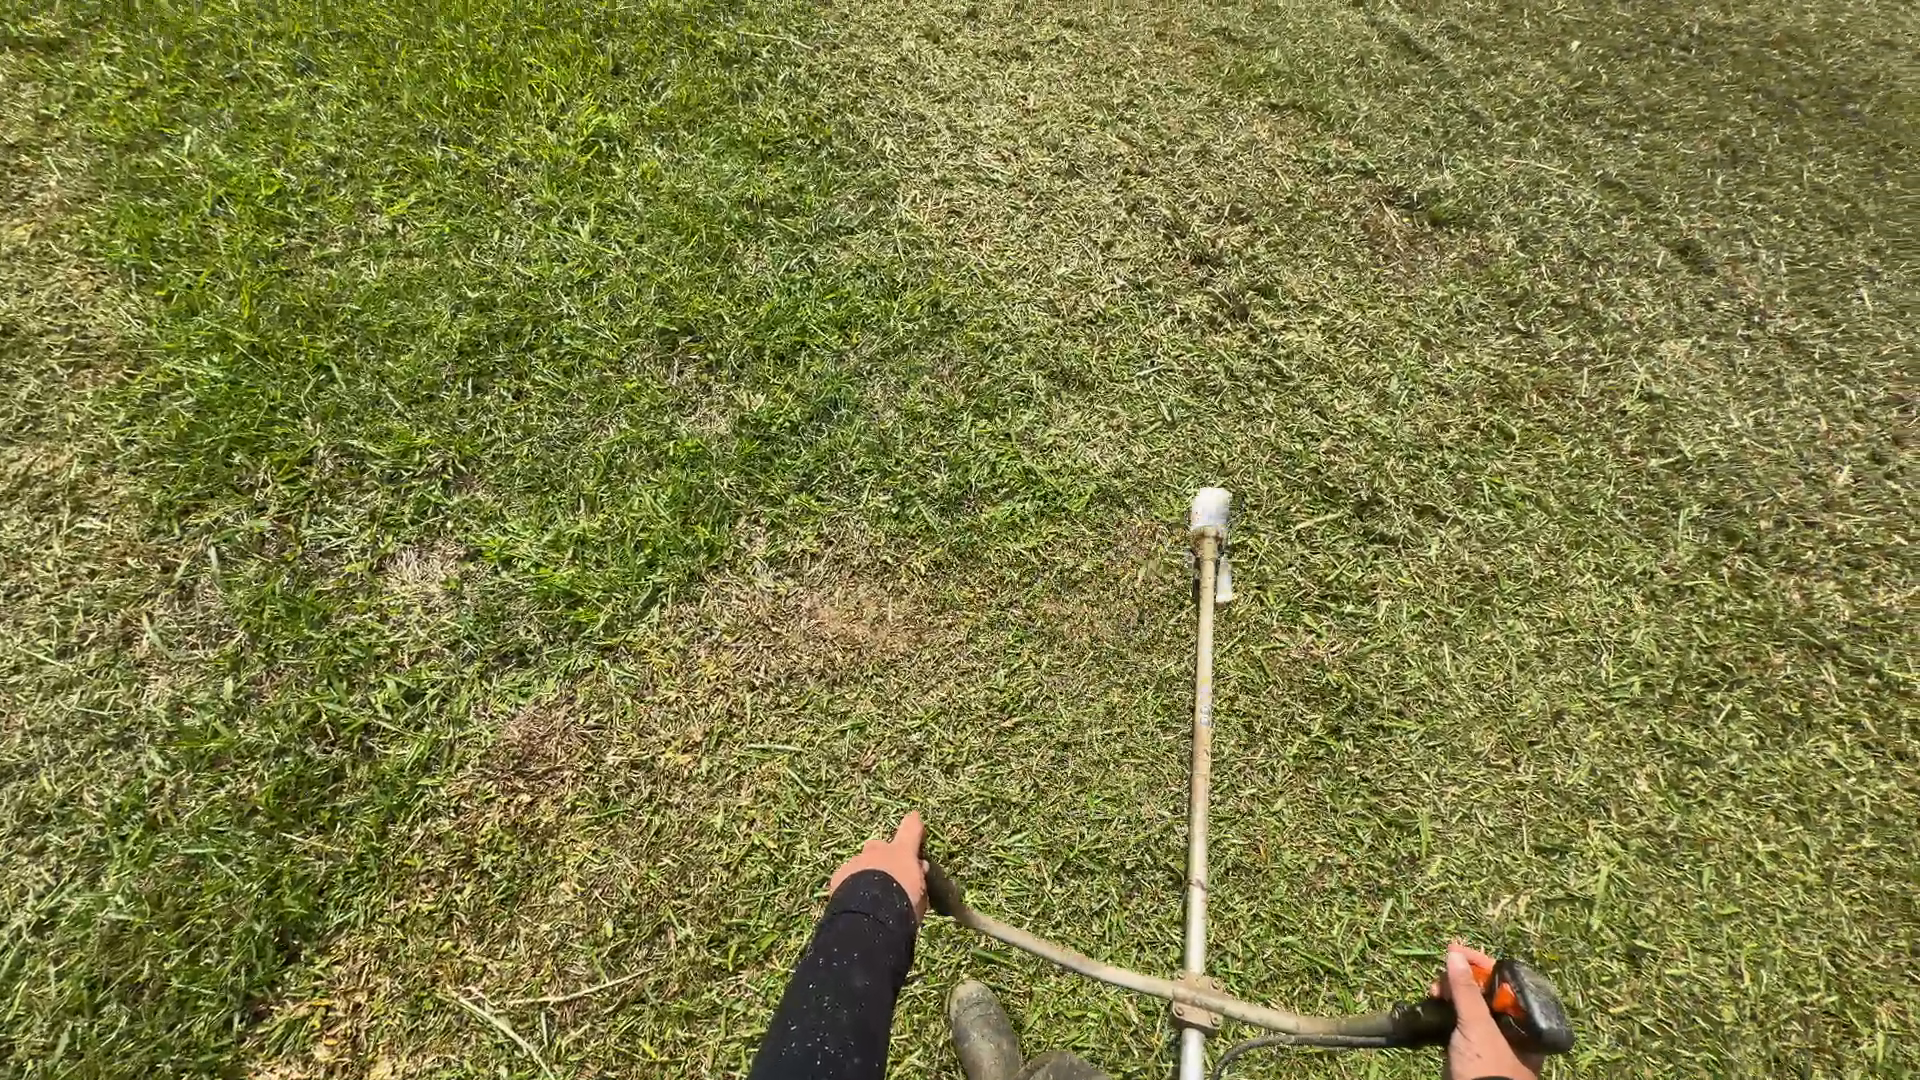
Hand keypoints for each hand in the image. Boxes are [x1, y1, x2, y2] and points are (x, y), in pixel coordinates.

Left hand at [829, 811, 928, 920]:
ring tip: (869, 895)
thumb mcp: (920, 893)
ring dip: (866, 872)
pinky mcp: (840, 874)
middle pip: (880, 846)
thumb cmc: (903, 904)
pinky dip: (850, 884)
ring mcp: (857, 860)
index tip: (914, 818)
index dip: (913, 823)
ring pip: (861, 861)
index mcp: (903, 851)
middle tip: (888, 876)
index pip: (911, 828)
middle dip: (883, 857)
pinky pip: (846, 876)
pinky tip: (854, 901)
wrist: (871, 917)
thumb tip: (919, 867)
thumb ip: (918, 877)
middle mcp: (879, 850)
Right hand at [1434, 943, 1544, 1079]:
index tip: (1454, 950)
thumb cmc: (1487, 1067)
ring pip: (1467, 999)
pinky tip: (1434, 1001)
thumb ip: (1466, 990)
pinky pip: (1457, 1013)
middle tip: (1441, 981)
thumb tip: (1454, 953)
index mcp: (1524, 1023)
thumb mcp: (1478, 1026)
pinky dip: (1445, 1004)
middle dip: (1457, 977)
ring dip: (1448, 989)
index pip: (1503, 980)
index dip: (1479, 963)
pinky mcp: (1470, 1042)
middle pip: (1482, 987)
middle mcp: (1509, 1026)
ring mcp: (1489, 1034)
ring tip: (1434, 993)